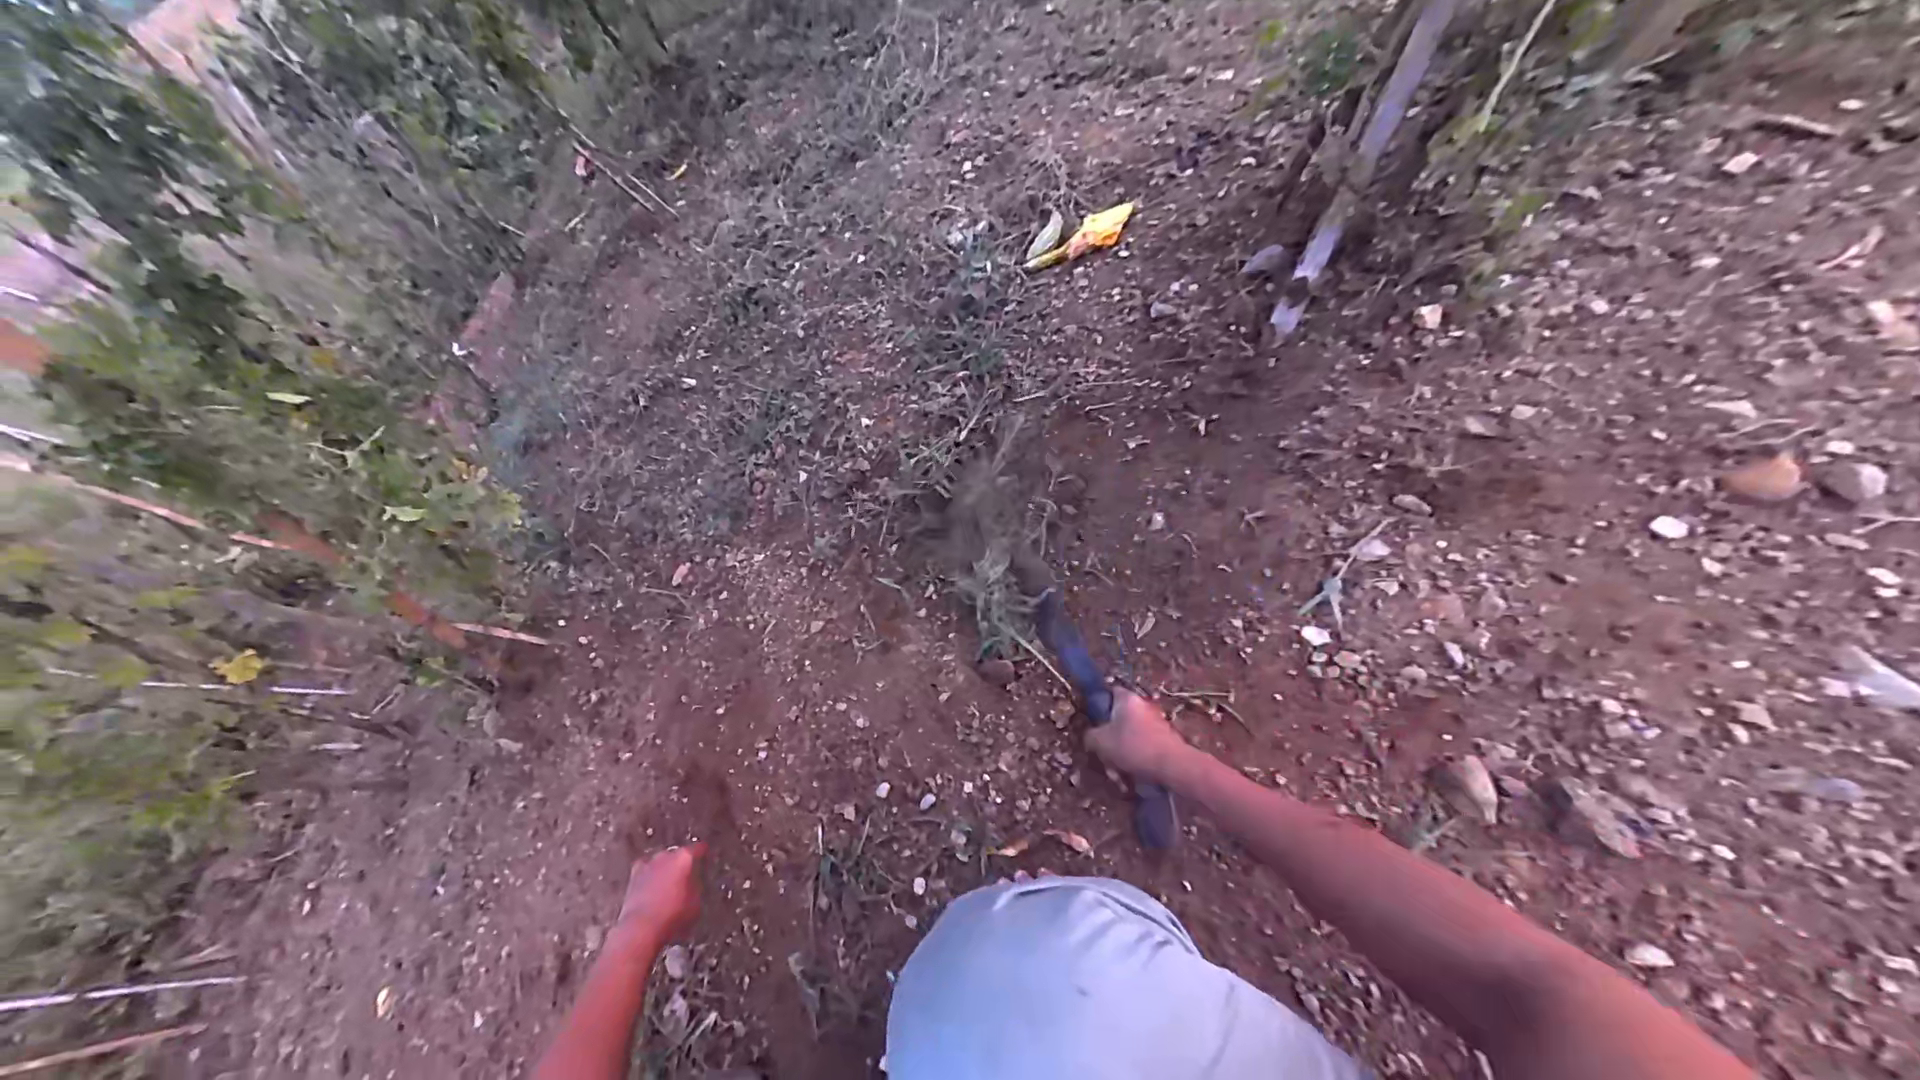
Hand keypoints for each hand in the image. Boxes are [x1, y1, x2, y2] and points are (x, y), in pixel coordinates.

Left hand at [613, 843, 704, 944]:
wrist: (641, 928)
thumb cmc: (674, 915)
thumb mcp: (696, 903)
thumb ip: (696, 887)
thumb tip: (693, 884)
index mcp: (685, 858)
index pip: (699, 848)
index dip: (703, 853)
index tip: (707, 857)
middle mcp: (666, 855)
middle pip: (677, 853)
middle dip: (681, 862)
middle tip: (686, 875)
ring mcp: (647, 864)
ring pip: (660, 862)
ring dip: (664, 869)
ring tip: (668, 882)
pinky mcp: (632, 878)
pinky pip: (646, 872)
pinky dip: (650, 877)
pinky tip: (652, 887)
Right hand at [1085, 688, 1194, 786]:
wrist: (1173, 765)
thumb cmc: (1133, 747)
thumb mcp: (1100, 742)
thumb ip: (1090, 736)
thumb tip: (1090, 737)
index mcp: (1127, 699)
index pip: (1110, 692)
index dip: (1099, 705)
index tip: (1093, 723)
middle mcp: (1143, 707)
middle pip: (1118, 720)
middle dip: (1109, 742)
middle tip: (1105, 758)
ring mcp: (1156, 724)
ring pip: (1130, 738)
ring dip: (1121, 756)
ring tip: (1119, 777)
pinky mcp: (1165, 741)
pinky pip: (1143, 749)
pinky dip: (1136, 762)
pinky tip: (1132, 780)